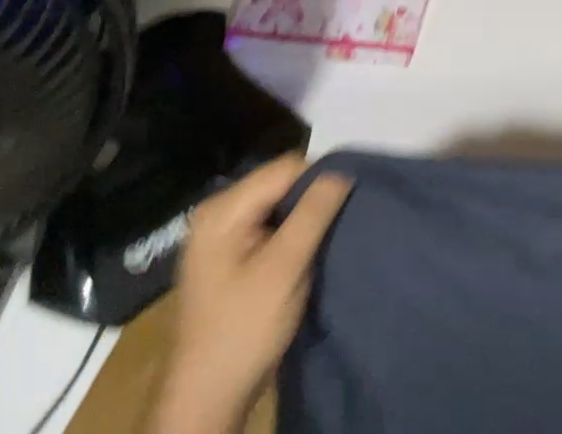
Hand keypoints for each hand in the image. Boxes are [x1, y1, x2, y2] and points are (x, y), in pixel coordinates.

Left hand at [152, 155, 352, 433]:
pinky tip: (312, 251)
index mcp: (222, 211)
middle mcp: (219, 215)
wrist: (211, 393)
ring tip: (332, 235)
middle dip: (314, 198)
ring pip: (281, 207)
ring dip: (307, 218)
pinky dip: (295, 234)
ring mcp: (224, 237)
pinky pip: (274, 227)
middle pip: (282, 185)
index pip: (286, 169)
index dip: (321, 180)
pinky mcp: (234, 256)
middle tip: (343, 220)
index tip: (350, 202)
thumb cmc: (245, 327)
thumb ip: (313, 214)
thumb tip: (343, 170)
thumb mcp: (285, 267)